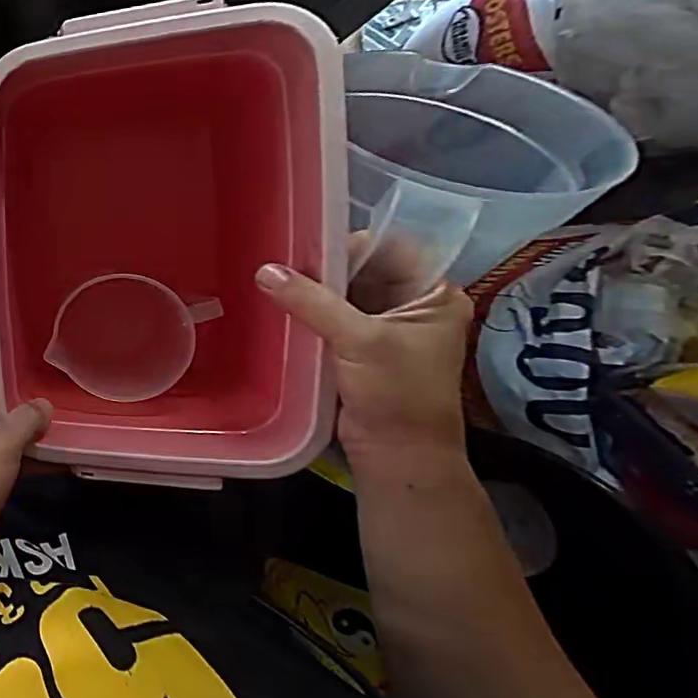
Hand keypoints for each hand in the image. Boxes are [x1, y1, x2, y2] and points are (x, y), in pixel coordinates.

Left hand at [0, 349, 51, 557]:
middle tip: (54, 367)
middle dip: (22, 381)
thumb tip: (44, 404)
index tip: (19, 331)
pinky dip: (34, 450)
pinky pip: (15, 452)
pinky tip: (62, 451)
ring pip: (8, 424)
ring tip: (64, 403)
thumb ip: (26, 420)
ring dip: (31, 418)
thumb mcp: (3, 444)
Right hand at [254, 240, 472, 465]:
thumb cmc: (396, 394)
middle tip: (283, 261)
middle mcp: (412, 304)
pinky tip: (281, 303)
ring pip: (344, 292)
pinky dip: (309, 309)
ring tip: (275, 278)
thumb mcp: (358, 341)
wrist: (396, 454)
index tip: (309, 247)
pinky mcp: (358, 346)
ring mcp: (384, 326)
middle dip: (325, 266)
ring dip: (313, 288)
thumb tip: (264, 270)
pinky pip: (331, 315)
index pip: (393, 249)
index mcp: (433, 295)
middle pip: (364, 269)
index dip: (353, 244)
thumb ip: (311, 302)